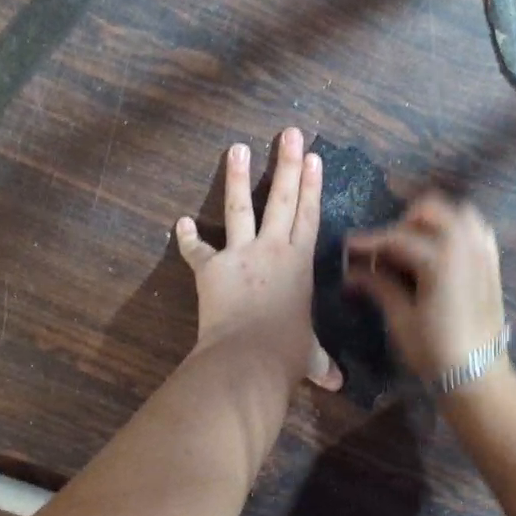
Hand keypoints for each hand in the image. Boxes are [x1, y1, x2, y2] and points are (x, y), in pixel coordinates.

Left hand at [176, 128, 342, 391]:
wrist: (249, 355)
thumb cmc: (287, 352)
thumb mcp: (307, 355)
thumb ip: (318, 362)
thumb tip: (335, 383)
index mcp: (300, 264)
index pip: (309, 216)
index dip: (312, 186)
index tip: (313, 157)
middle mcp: (273, 250)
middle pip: (282, 199)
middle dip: (286, 163)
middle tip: (288, 132)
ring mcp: (241, 254)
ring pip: (240, 207)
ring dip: (239, 177)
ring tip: (236, 149)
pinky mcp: (212, 267)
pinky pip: (197, 249)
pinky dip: (187, 238)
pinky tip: (180, 223)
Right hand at [344, 195, 505, 381]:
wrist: (479, 375)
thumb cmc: (434, 350)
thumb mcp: (401, 318)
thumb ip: (379, 286)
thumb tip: (352, 272)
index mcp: (440, 258)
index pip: (397, 238)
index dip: (369, 242)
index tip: (348, 245)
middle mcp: (465, 245)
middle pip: (429, 211)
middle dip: (402, 225)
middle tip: (383, 250)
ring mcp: (483, 251)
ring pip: (456, 214)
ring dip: (431, 222)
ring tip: (411, 246)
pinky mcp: (492, 262)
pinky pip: (475, 229)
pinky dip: (455, 230)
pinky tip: (439, 251)